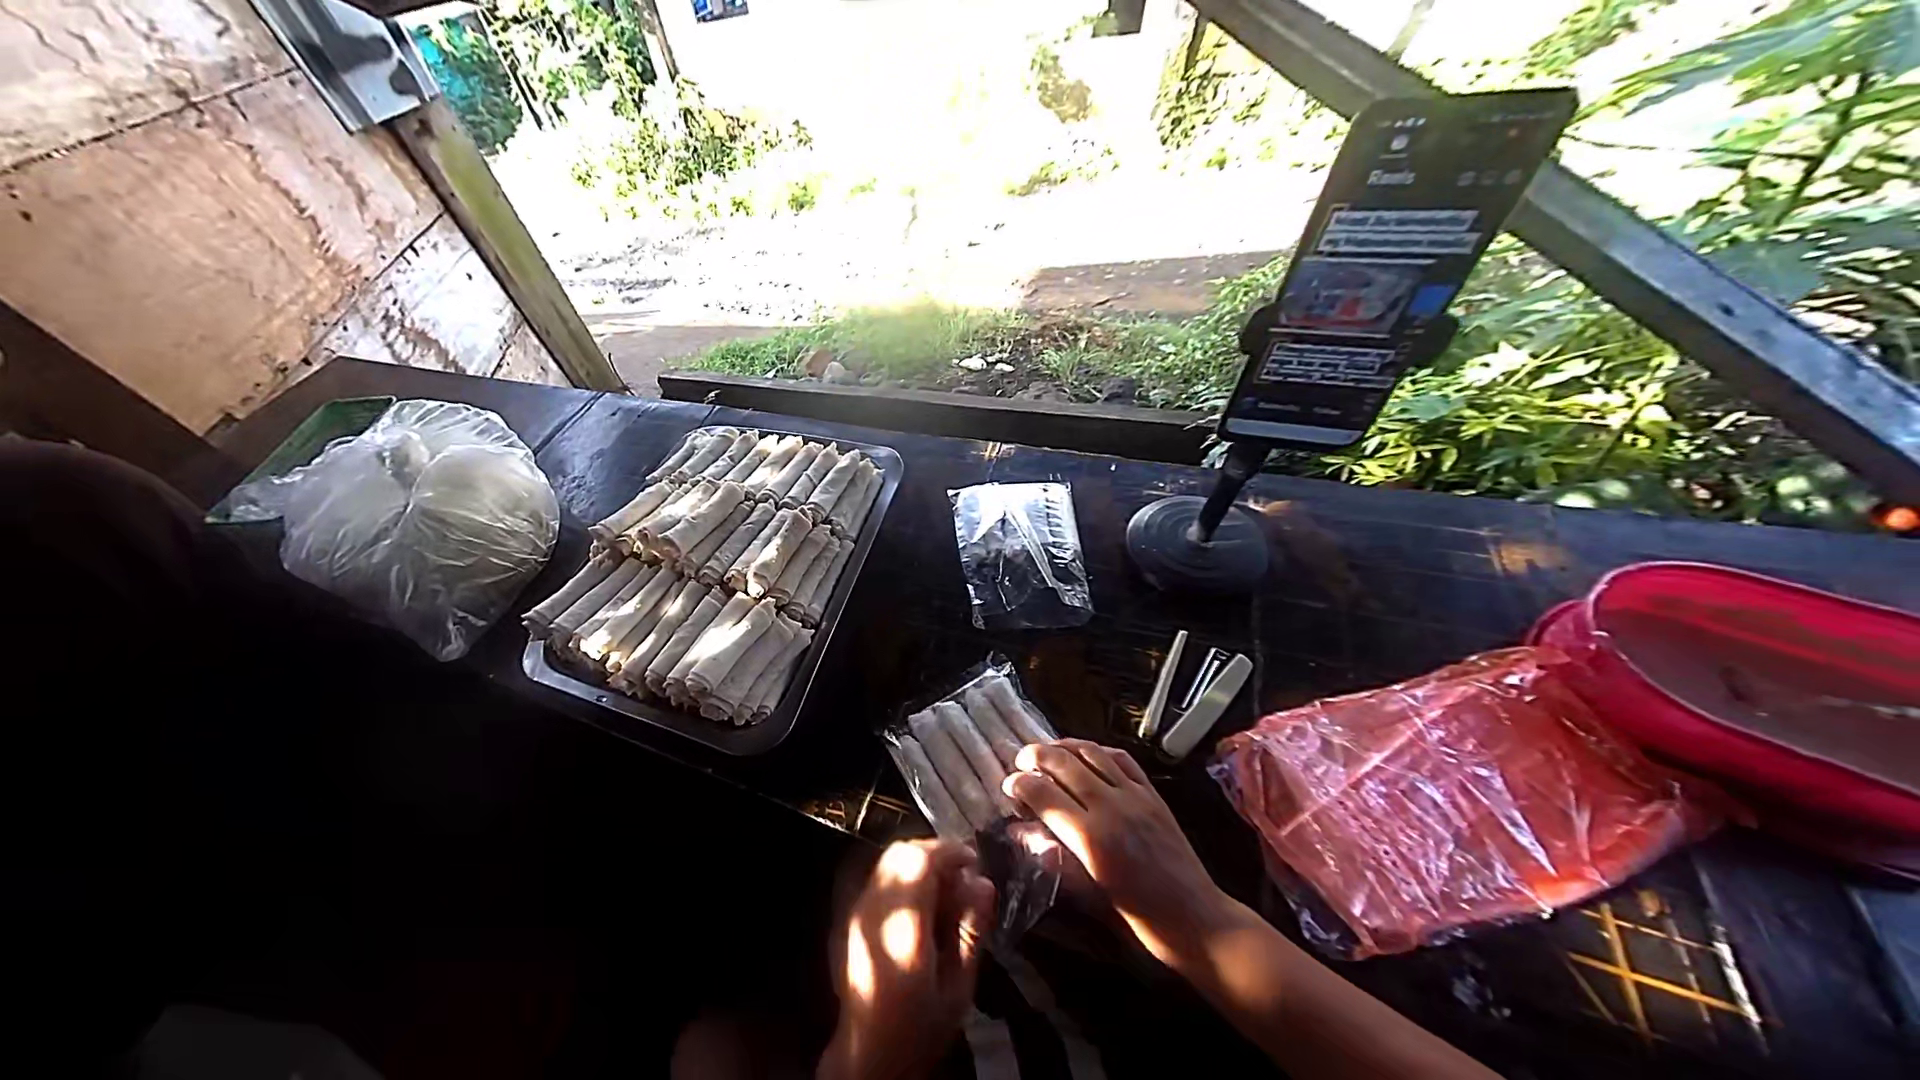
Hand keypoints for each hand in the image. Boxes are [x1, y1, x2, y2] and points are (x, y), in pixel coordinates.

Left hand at [819, 840, 995, 1079]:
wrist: (866, 1060)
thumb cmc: (918, 1030)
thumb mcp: (958, 989)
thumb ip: (971, 932)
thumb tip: (983, 884)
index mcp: (901, 928)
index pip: (920, 861)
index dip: (949, 851)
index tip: (973, 862)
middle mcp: (873, 911)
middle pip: (901, 854)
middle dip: (935, 854)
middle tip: (962, 877)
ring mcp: (855, 914)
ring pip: (888, 863)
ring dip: (919, 864)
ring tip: (944, 891)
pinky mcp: (849, 921)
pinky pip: (879, 880)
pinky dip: (903, 878)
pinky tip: (921, 906)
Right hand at [1004, 739, 1229, 966]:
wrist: (1196, 919)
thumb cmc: (1138, 919)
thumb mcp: (1089, 895)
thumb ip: (1053, 858)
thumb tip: (1021, 831)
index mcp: (1090, 837)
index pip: (1043, 794)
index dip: (1020, 784)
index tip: (1008, 786)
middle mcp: (1110, 806)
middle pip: (1064, 763)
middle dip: (1036, 755)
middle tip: (1020, 760)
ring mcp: (1134, 795)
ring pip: (1092, 753)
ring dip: (1064, 745)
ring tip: (1047, 749)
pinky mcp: (1153, 793)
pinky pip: (1121, 759)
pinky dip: (1098, 750)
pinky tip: (1087, 753)